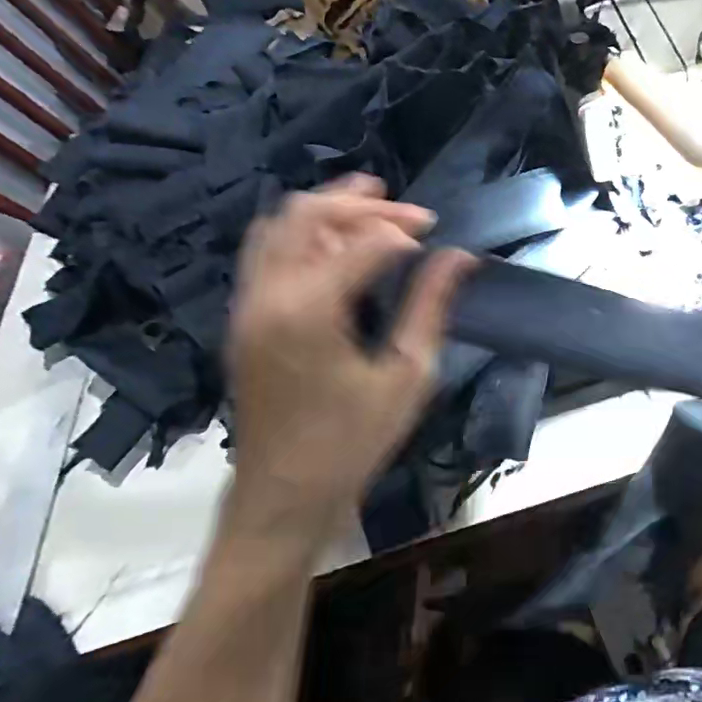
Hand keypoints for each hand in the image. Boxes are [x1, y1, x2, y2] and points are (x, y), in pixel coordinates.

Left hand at [225, 175, 470, 523]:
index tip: (435, 236)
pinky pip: (265, 252)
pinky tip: (336, 245)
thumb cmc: (352, 443)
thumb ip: (431, 306)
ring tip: (372, 207)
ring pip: (278, 226)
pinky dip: (301, 234)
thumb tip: (459, 257)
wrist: (283, 497)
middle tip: (409, 212)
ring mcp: (247, 306)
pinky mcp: (242, 319)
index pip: (361, 242)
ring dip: (326, 210)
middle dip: (360, 203)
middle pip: (307, 215)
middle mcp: (268, 296)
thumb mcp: (407, 376)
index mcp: (309, 311)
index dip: (403, 229)